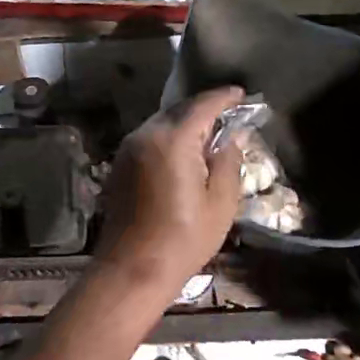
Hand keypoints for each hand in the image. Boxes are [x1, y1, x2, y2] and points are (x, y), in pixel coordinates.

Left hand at [93, 86, 244, 295]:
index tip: (240, 93)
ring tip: (207, 134)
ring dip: (183, 124)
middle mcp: (144, 135)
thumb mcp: (219, 202)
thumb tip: (232, 137)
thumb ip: (228, 162)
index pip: (201, 105)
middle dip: (202, 110)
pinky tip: (182, 153)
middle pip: (177, 111)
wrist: (133, 266)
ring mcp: (127, 150)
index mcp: (172, 140)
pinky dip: (167, 139)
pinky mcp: (118, 166)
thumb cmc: (183, 238)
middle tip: (227, 115)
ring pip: (160, 124)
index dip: (223, 97)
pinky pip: (147, 140)